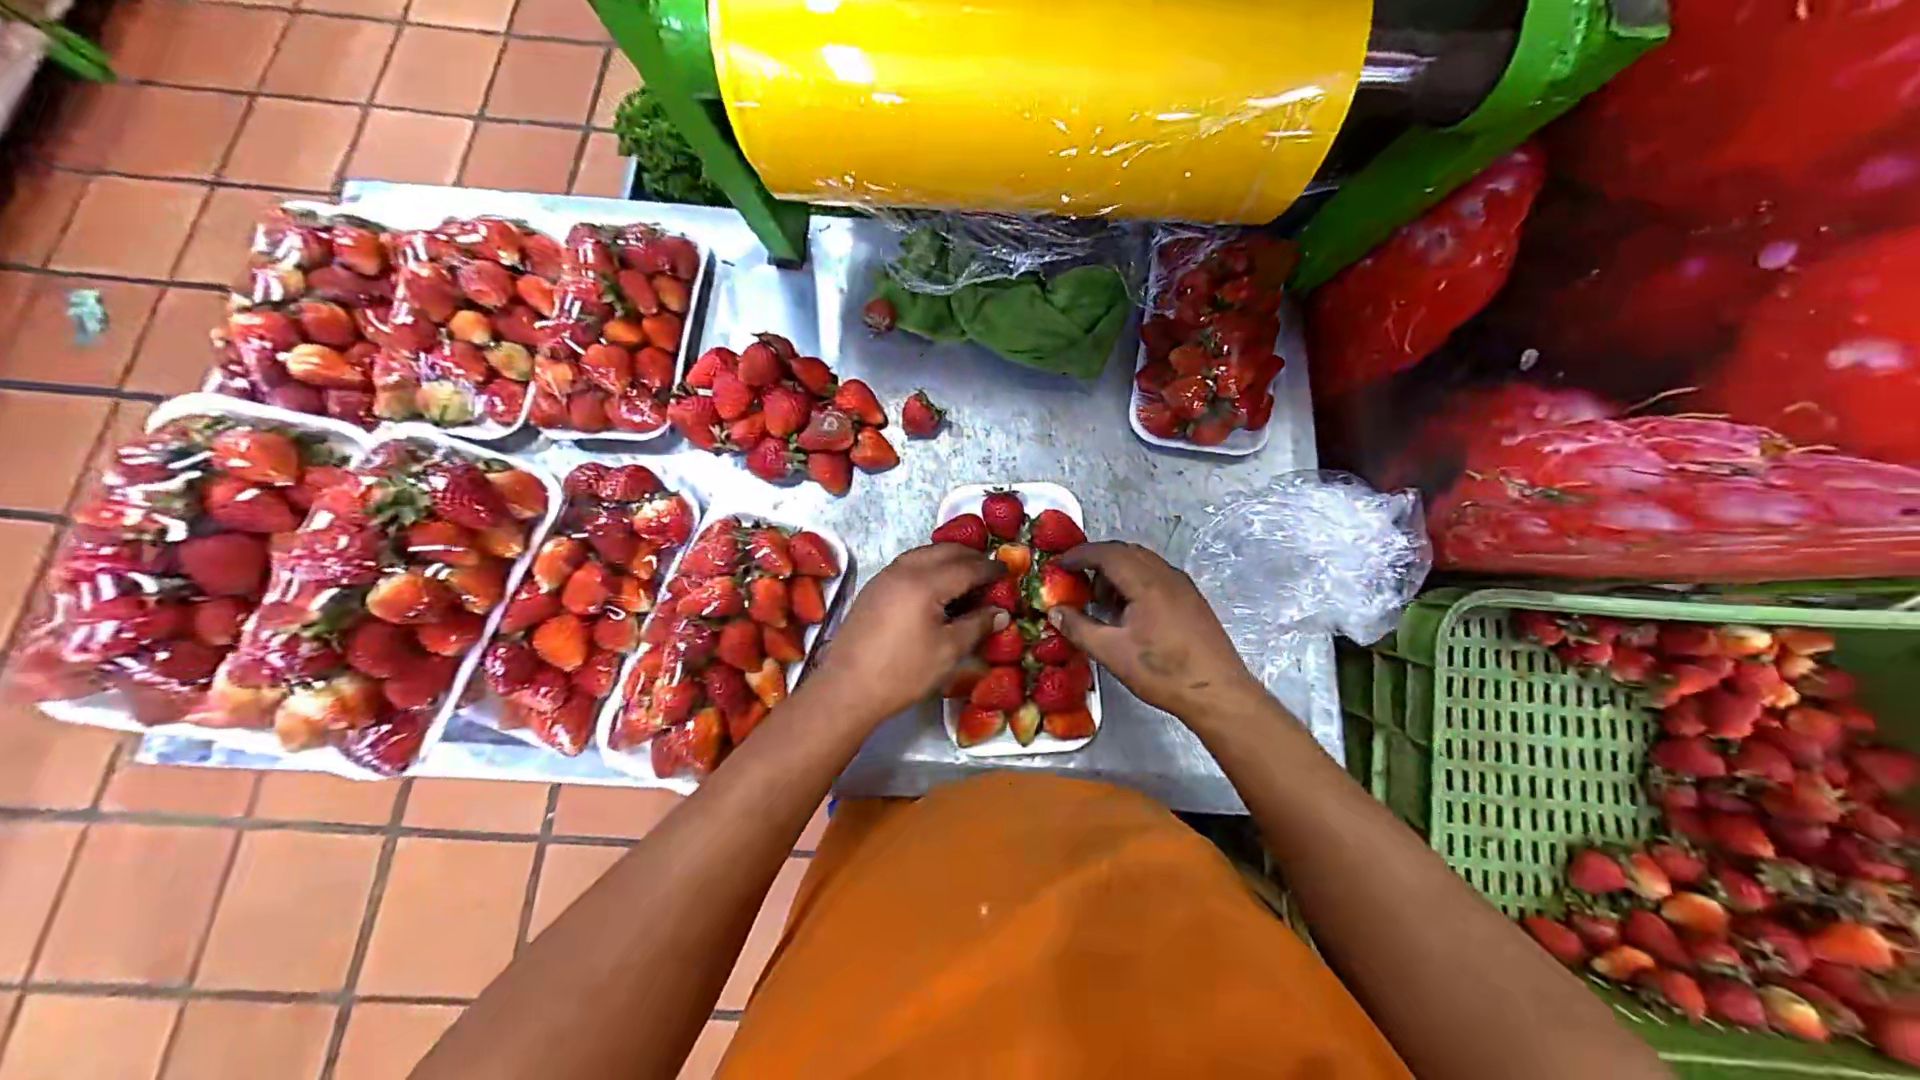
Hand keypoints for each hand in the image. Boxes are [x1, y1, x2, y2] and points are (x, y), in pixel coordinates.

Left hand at [807, 543, 1007, 725]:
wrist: (847, 689)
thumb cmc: (902, 673)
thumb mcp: (948, 651)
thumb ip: (977, 625)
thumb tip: (1000, 612)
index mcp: (925, 583)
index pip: (966, 567)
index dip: (990, 569)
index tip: (1008, 571)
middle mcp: (903, 571)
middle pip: (944, 551)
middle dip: (970, 556)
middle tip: (989, 570)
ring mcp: (884, 577)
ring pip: (923, 554)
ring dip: (947, 558)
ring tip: (965, 575)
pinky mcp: (872, 589)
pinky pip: (907, 565)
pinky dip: (928, 566)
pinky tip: (935, 586)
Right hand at [1048, 542, 1266, 721]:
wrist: (1218, 692)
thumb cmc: (1163, 673)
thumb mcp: (1112, 653)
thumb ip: (1079, 628)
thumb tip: (1055, 612)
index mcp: (1146, 583)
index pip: (1107, 553)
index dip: (1080, 555)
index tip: (1059, 564)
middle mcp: (1166, 576)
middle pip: (1126, 552)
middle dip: (1097, 560)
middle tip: (1075, 579)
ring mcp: (1182, 586)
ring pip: (1143, 562)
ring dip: (1117, 571)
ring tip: (1100, 599)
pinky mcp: (1191, 599)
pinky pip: (1156, 576)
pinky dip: (1135, 581)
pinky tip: (1128, 610)